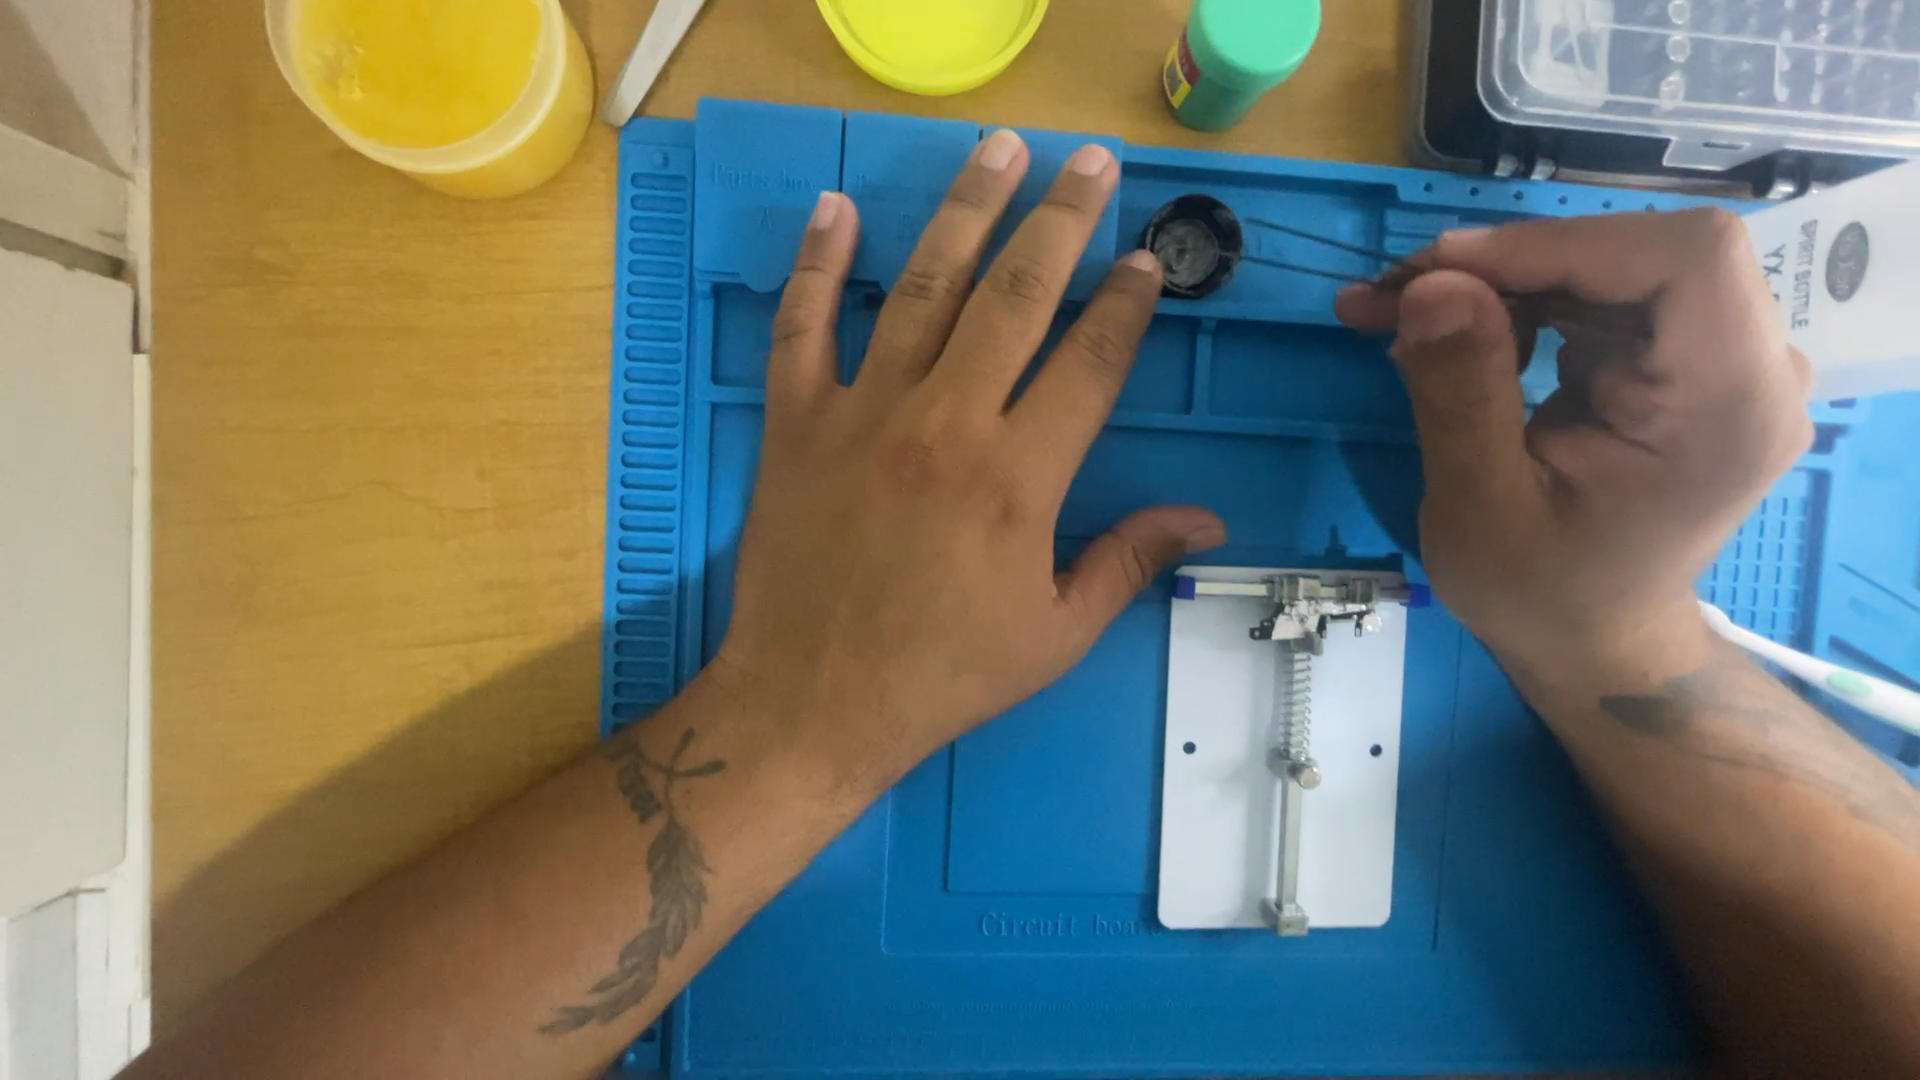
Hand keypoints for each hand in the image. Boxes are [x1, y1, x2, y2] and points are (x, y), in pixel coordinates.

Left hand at [711, 131, 1224, 788]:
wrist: (815, 700)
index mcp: (1020, 477)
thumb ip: (1129, 561)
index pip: (1090, 362)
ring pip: (922, 290)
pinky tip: (835, 211)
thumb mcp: (1055, 634)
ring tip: (1000, 150)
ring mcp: (864, 414)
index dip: (1126, 305)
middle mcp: (947, 423)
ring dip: (965, 213)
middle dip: (1061, 222)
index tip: (1146, 260)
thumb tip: (1208, 520)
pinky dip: (816, 267)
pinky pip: (803, 329)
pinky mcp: (797, 424)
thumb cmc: (944, 675)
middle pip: (1016, 298)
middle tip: (1089, 163)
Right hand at [1335, 209, 1811, 683]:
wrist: (1584, 637)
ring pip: (1597, 273)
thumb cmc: (1535, 590)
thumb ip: (1460, 391)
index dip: (1554, 245)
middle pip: (1631, 257)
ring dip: (1486, 285)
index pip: (1680, 260)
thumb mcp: (1478, 503)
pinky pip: (1584, 305)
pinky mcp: (1663, 367)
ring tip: (1386, 312)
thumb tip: (1429, 286)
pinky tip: (1437, 339)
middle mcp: (1742, 367)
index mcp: (1724, 405)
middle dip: (1499, 265)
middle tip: (1384, 294)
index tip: (1435, 273)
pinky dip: (1502, 310)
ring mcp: (1706, 363)